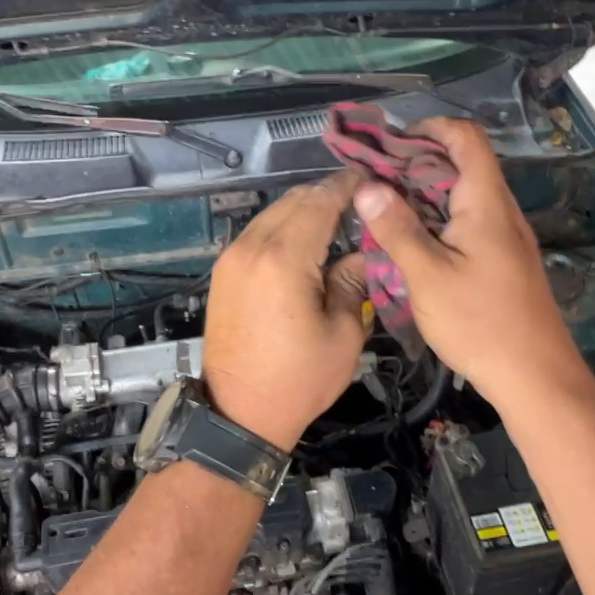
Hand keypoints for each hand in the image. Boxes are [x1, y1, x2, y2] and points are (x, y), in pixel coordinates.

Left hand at [203, 171, 369, 449]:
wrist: (238, 413)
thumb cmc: (299, 379)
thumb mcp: (344, 334)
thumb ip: (353, 283)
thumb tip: (359, 254)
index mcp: (284, 258)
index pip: (320, 202)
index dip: (347, 187)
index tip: (371, 180)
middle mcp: (252, 248)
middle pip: (293, 202)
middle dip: (326, 195)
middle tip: (359, 202)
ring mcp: (231, 259)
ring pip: (271, 214)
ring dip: (303, 210)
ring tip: (336, 220)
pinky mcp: (223, 273)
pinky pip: (256, 234)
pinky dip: (282, 228)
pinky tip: (304, 243)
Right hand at [351, 117, 583, 405]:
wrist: (534, 376)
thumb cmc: (480, 323)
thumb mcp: (427, 276)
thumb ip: (397, 228)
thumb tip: (367, 186)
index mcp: (486, 203)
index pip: (466, 137)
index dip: (430, 128)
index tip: (388, 143)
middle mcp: (500, 211)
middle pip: (462, 163)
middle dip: (416, 161)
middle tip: (372, 179)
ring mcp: (503, 236)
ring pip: (462, 196)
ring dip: (423, 193)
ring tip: (381, 207)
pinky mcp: (501, 260)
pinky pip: (466, 222)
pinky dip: (436, 219)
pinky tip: (409, 241)